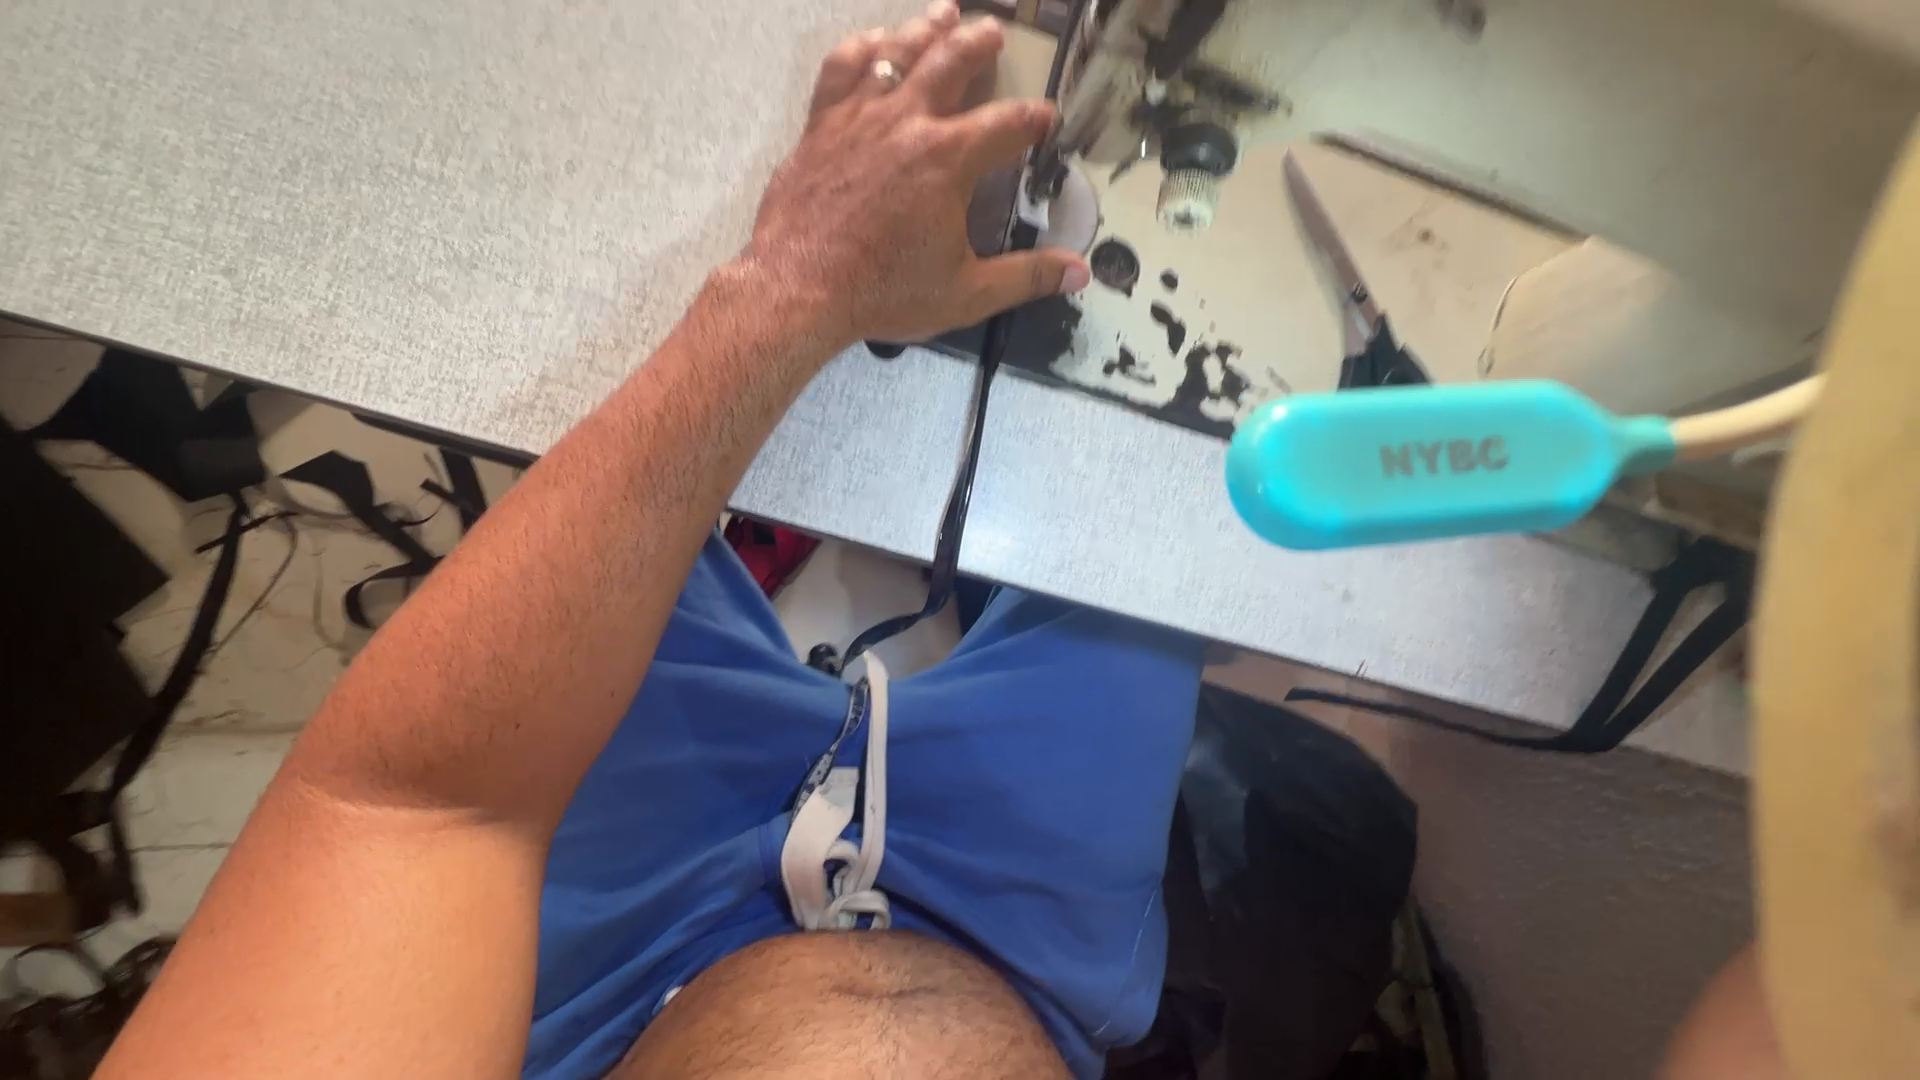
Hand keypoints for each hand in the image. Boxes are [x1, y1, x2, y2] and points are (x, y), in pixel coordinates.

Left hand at [740, 3, 1090, 351]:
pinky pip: (842, 68)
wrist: (799, 288)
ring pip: (899, 53)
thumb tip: (1078, 274)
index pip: (1007, 125)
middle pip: (952, 63)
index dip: (1033, 119)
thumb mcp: (966, 293)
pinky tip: (873, 42)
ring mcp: (859, 118)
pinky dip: (862, 48)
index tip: (1046, 118)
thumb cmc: (884, 292)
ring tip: (944, 14)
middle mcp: (907, 123)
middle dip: (979, 45)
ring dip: (926, 29)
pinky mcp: (821, 126)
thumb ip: (1025, 278)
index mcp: (949, 159)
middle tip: (994, 32)